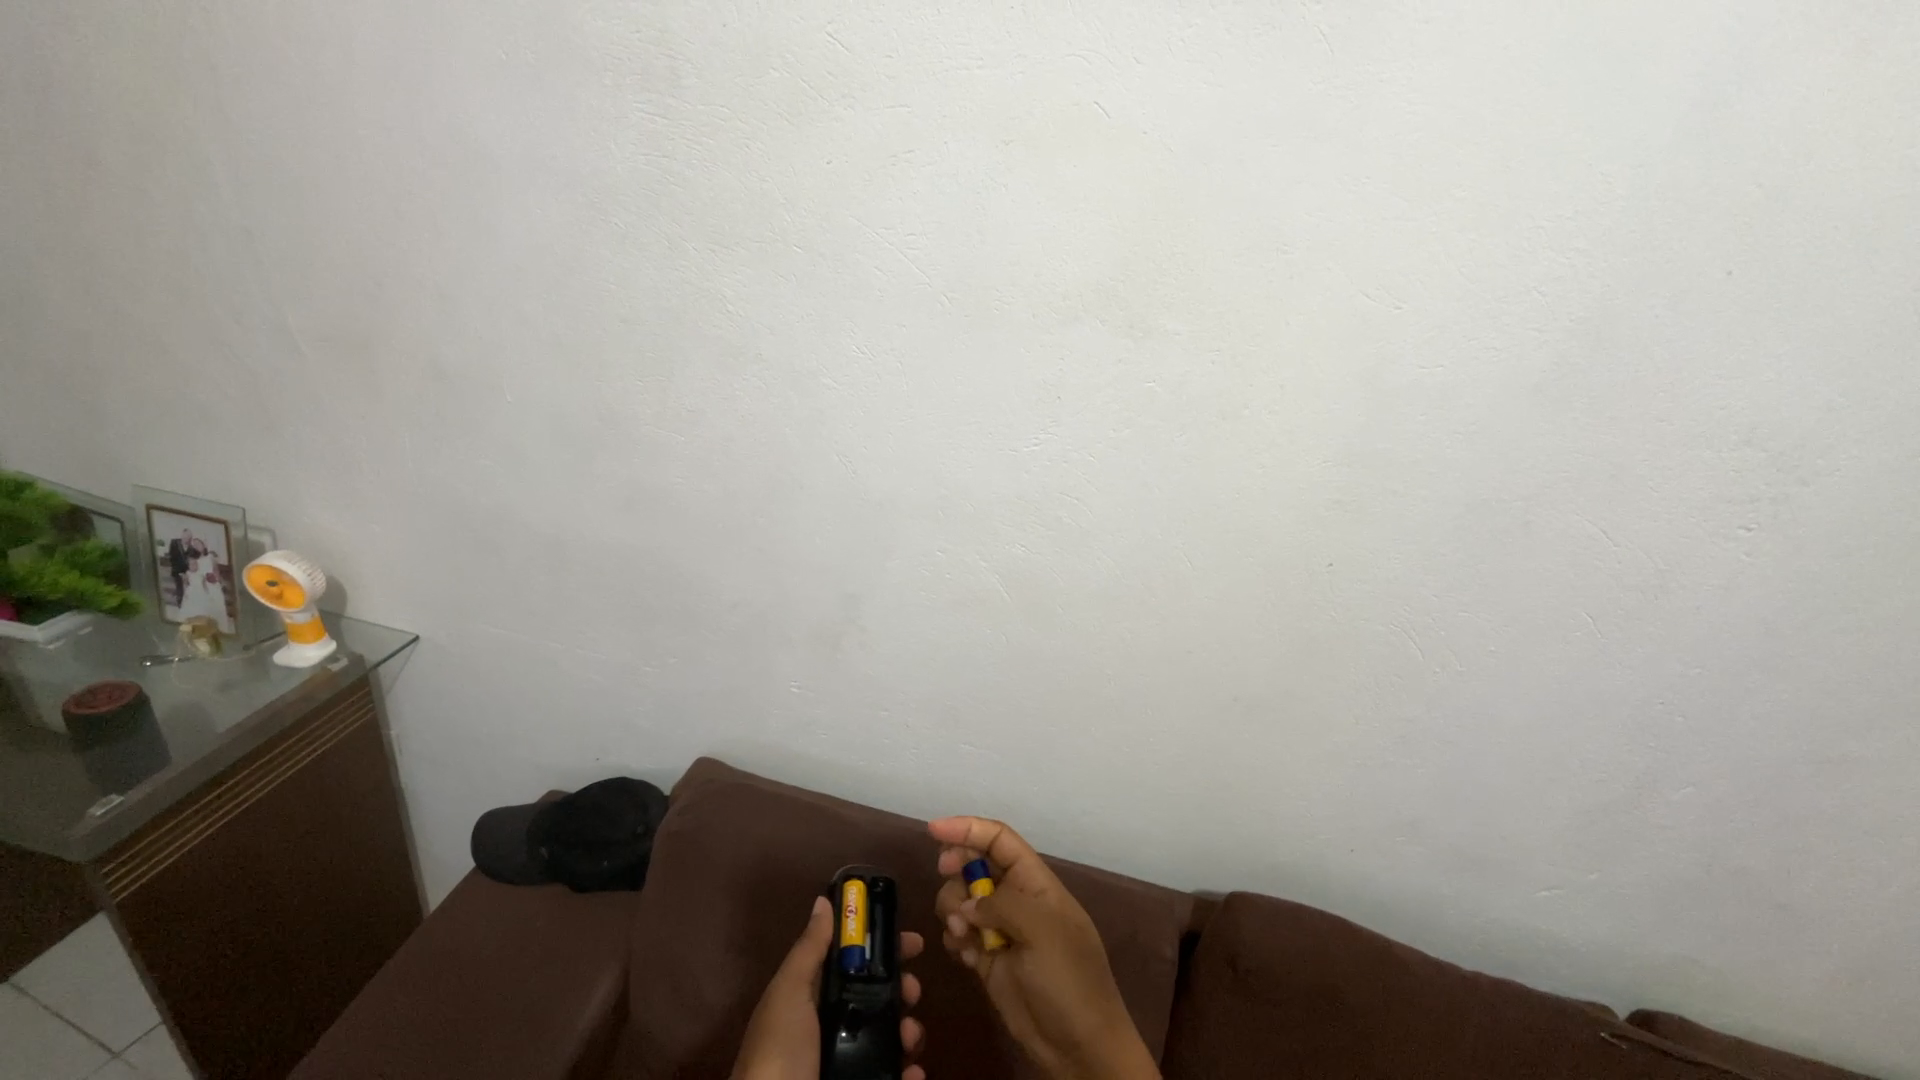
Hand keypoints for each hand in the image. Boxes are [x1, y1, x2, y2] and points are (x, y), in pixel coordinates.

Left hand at [732, 895, 926, 1079]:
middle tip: (912, 991)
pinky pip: (894, 1076)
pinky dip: (909, 1072)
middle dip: (902, 989)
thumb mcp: (789, 992)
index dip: (883, 949)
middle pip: (878, 998)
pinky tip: (913, 1071)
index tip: (913, 942)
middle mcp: (833, 1025)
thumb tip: (823, 901)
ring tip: (910, 1037)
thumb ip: (809, 949)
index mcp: (814, 997)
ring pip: (891, 1036)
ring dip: (910, 1030)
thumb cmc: (779, 1049)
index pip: (855, 962)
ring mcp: (848, 1060)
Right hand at [930, 817, 1160, 1079]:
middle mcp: (1017, 900)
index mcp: (1037, 883)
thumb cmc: (1069, 979)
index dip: (968, 829)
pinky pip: (960, 934)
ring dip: (953, 909)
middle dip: (956, 868)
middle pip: (975, 864)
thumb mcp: (1043, 930)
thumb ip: (1001, 904)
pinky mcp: (987, 961)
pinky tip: (964, 956)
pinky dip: (954, 938)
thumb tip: (968, 905)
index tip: (933, 830)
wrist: (1079, 1046)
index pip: (1000, 840)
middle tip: (945, 877)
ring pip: (962, 900)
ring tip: (963, 934)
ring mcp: (1001, 931)